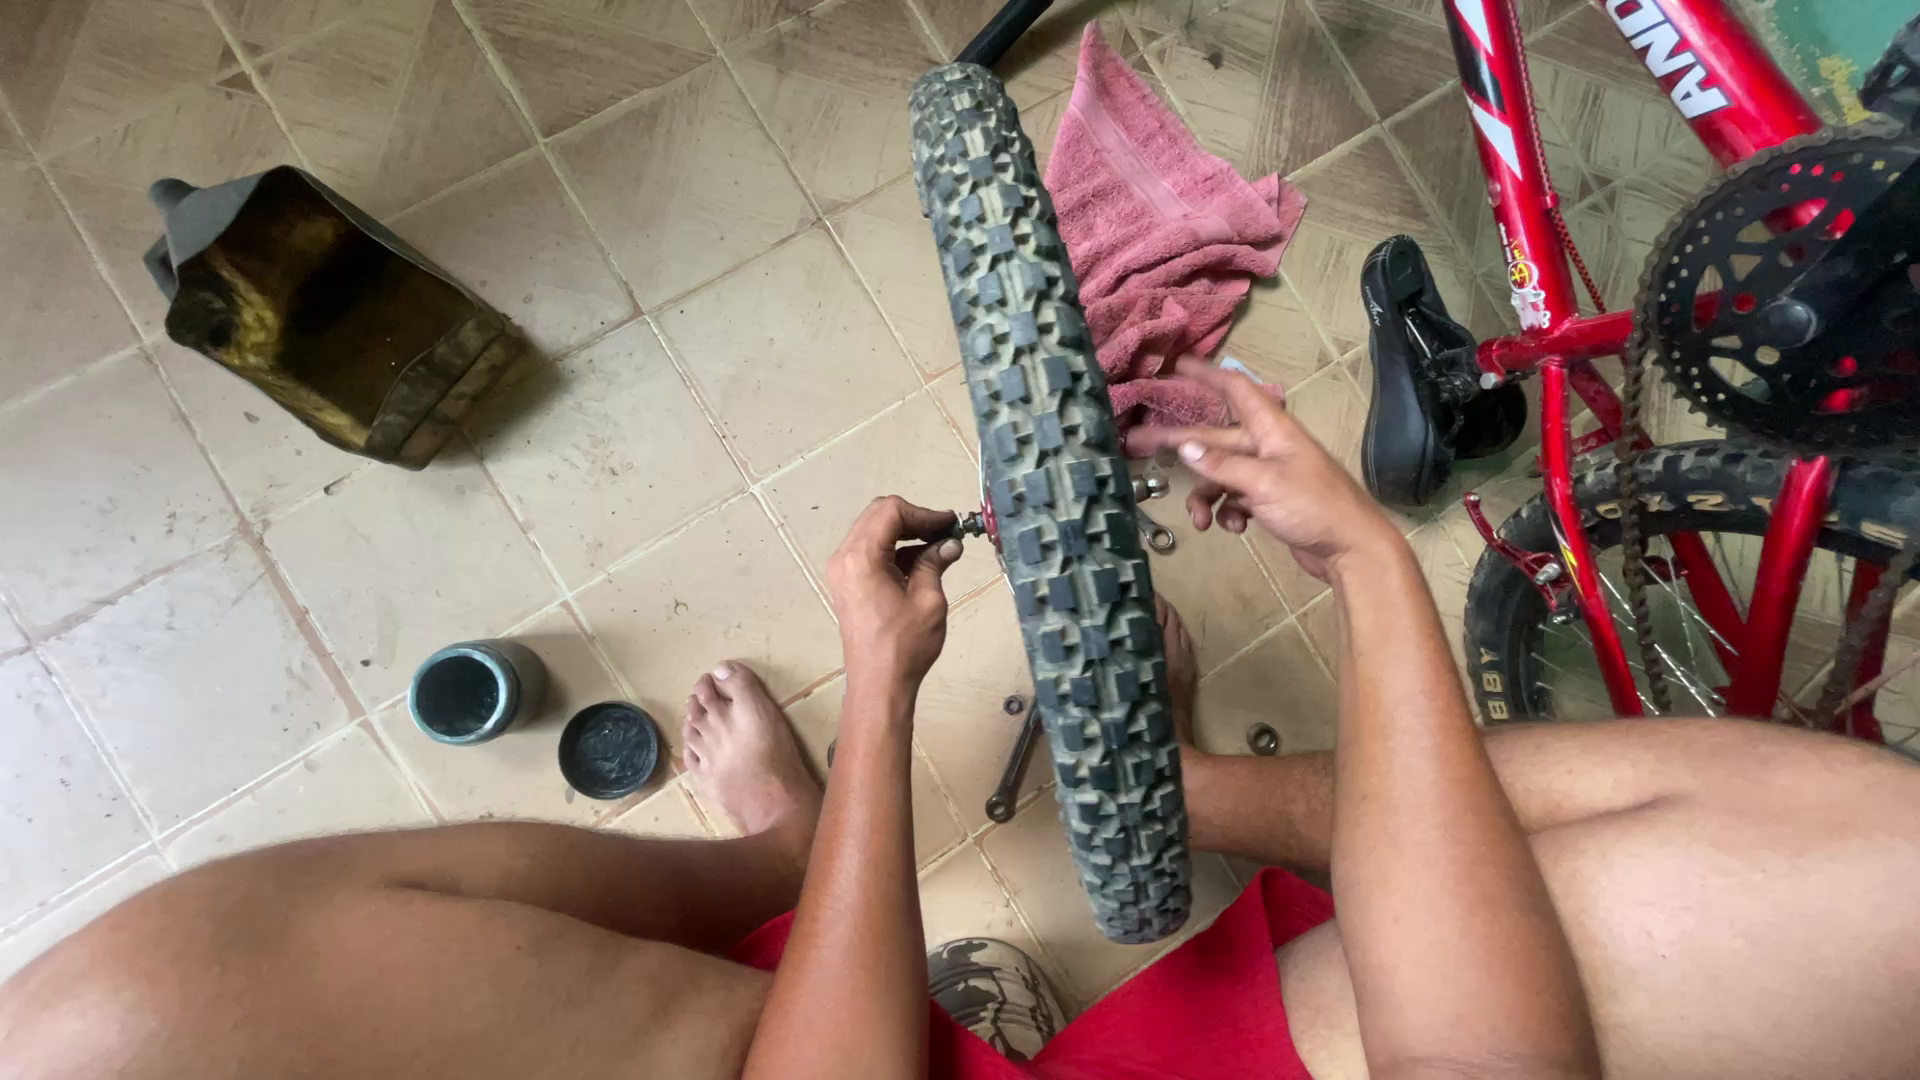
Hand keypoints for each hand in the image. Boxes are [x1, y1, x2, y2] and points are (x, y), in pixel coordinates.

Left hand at [826, 496, 964, 689]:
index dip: (923, 513)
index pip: (891, 511)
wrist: (878, 684)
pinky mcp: (846, 582)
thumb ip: (935, 563)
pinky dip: (894, 549)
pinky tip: (920, 562)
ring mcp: (841, 570)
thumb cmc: (904, 645)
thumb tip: (950, 544)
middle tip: (945, 532)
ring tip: (937, 546)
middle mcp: (844, 557)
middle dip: (914, 519)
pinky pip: (869, 551)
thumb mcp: (928, 600)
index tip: (950, 524)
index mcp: (861, 557)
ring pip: (873, 531)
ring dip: (904, 533)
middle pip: (878, 515)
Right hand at [1125, 359, 1402, 580]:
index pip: (1235, 389)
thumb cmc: (1313, 507)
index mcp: (1271, 429)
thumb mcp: (1263, 484)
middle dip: (1179, 444)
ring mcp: (1267, 473)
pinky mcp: (1268, 499)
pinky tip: (1233, 527)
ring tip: (1200, 521)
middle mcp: (1267, 446)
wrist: (1351, 548)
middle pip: (1213, 437)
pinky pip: (1232, 497)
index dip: (1206, 375)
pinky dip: (1226, 512)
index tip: (1177, 365)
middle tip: (1137, 443)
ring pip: (1219, 474)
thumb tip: (1183, 447)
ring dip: (1206, 496)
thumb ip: (1221, 466)